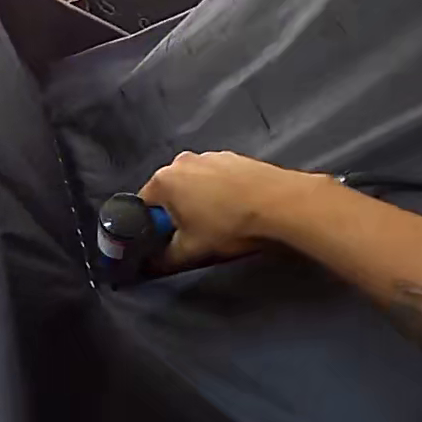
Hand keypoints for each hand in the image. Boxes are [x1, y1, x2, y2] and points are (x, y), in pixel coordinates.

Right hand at [136, 152, 327, 270]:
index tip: (165, 239)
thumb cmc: (230, 224)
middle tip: (193, 234)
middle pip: (169, 192)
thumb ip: (164, 259)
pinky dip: (220, 191)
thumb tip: (151, 265)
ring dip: (199, 200)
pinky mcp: (233, 157)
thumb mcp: (191, 250)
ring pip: (194, 183)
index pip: (143, 204)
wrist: (279, 203)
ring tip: (219, 222)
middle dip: (176, 212)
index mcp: (164, 180)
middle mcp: (183, 162)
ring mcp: (210, 156)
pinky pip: (216, 177)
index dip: (151, 226)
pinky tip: (235, 208)